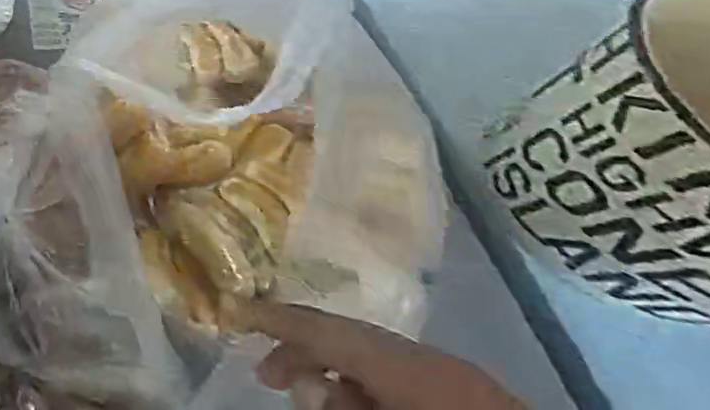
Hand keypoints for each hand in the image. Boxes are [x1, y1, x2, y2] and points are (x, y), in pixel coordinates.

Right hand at [245, 302, 526, 409]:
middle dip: (303, 349)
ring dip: (335, 370)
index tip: (235, 309)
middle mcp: (430, 358)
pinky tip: (355, 402)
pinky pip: (402, 377)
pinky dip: (369, 385)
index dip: (278, 318)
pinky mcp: (474, 395)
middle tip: (263, 373)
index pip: (327, 328)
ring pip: (375, 356)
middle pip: (350, 337)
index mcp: (408, 363)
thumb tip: (303, 381)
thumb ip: (346, 408)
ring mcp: (457, 377)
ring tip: (307, 395)